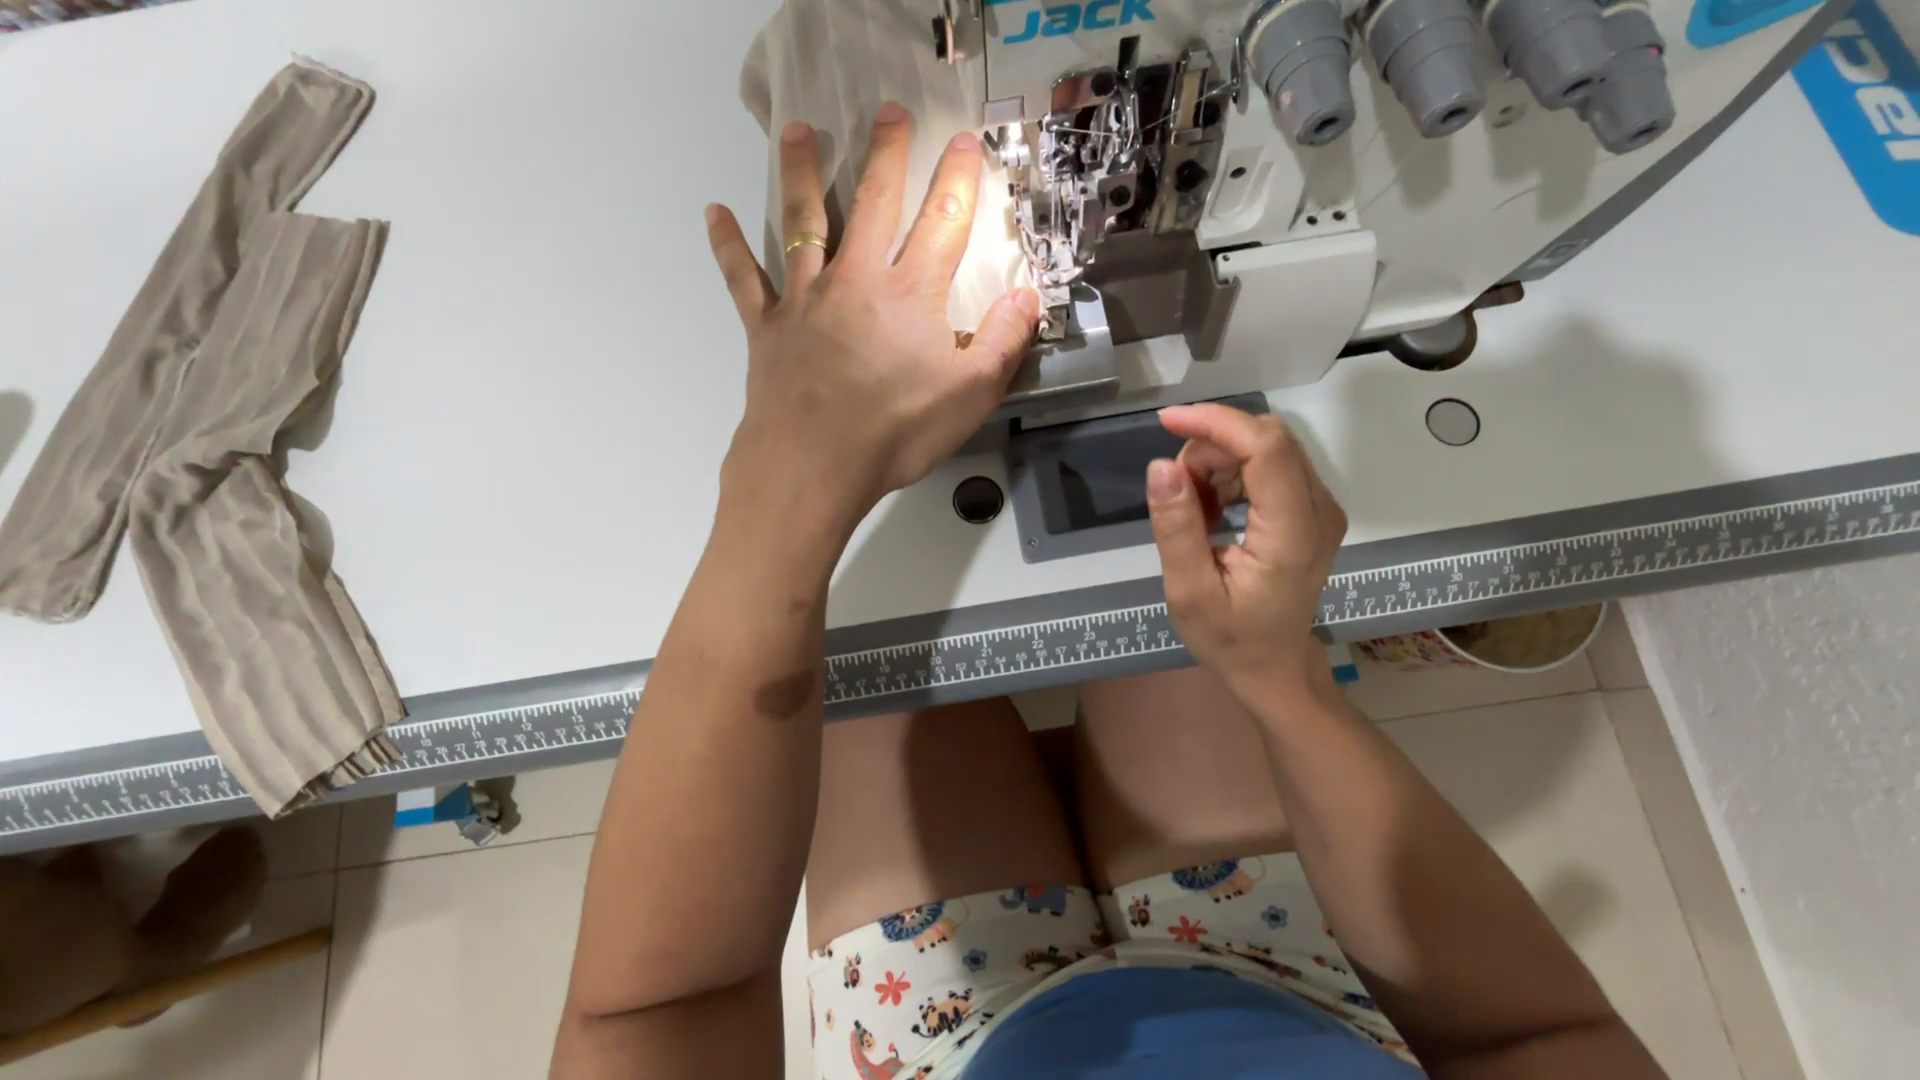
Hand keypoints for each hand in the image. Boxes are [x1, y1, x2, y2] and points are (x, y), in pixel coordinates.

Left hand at [704, 103, 1041, 530]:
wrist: (813, 466)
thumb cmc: (896, 432)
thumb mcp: (971, 394)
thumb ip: (1003, 341)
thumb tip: (1028, 297)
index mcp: (910, 293)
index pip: (943, 221)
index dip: (958, 179)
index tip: (964, 141)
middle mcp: (856, 279)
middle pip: (874, 201)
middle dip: (886, 153)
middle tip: (888, 112)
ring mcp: (805, 298)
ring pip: (803, 221)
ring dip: (800, 171)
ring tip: (797, 130)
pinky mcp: (766, 325)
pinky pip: (743, 278)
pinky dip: (728, 245)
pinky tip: (714, 213)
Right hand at [1146, 404, 1346, 704]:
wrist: (1275, 666)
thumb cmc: (1230, 639)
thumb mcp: (1189, 593)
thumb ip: (1177, 528)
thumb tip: (1161, 466)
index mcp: (1293, 534)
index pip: (1267, 448)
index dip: (1216, 423)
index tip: (1167, 423)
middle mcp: (1320, 510)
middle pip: (1266, 439)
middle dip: (1210, 447)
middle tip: (1176, 493)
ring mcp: (1321, 507)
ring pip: (1267, 446)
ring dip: (1218, 461)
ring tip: (1192, 511)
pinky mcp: (1313, 507)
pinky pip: (1270, 463)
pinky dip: (1232, 472)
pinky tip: (1212, 510)